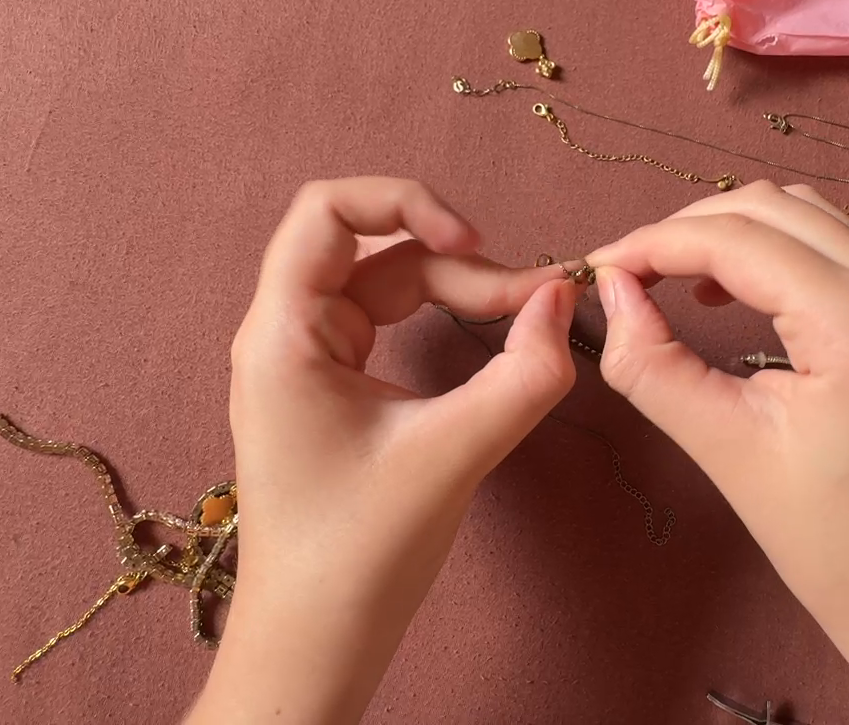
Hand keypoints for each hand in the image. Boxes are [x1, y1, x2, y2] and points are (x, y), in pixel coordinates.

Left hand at [188, 177, 577, 724]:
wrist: (315, 646)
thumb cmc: (357, 557)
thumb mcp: (452, 456)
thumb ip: (522, 375)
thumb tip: (563, 297)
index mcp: (284, 334)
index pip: (328, 210)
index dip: (406, 202)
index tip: (475, 242)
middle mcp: (289, 331)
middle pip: (385, 251)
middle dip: (466, 267)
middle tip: (541, 303)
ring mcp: (314, 355)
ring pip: (398, 283)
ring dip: (466, 291)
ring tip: (531, 320)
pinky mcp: (339, 379)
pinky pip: (397, 318)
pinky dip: (450, 318)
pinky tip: (493, 338)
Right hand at [587, 182, 848, 724]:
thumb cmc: (826, 537)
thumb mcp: (721, 447)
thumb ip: (649, 362)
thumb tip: (611, 290)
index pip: (737, 240)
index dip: (656, 243)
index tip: (601, 265)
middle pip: (767, 205)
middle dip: (685, 229)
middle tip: (629, 273)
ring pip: (795, 210)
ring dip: (723, 230)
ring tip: (669, 275)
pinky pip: (821, 237)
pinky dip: (762, 244)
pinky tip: (724, 286)